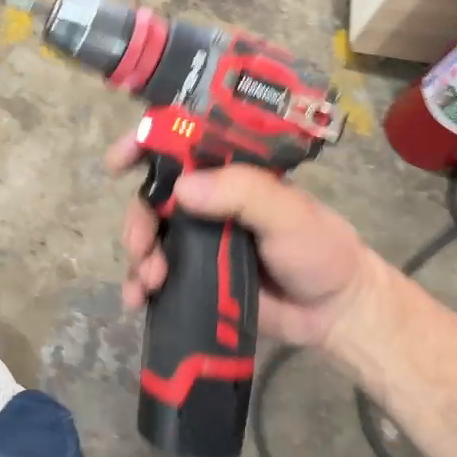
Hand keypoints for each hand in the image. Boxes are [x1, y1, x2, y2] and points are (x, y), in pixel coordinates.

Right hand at [109, 135, 379, 348]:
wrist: (335, 314)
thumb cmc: (320, 249)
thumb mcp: (288, 213)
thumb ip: (241, 193)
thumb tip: (181, 188)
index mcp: (228, 172)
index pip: (180, 144)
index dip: (145, 142)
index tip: (120, 158)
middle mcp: (207, 200)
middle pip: (152, 196)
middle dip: (137, 219)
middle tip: (140, 245)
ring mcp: (197, 240)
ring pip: (149, 235)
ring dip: (138, 255)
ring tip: (150, 280)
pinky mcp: (194, 277)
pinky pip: (154, 275)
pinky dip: (138, 285)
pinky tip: (137, 300)